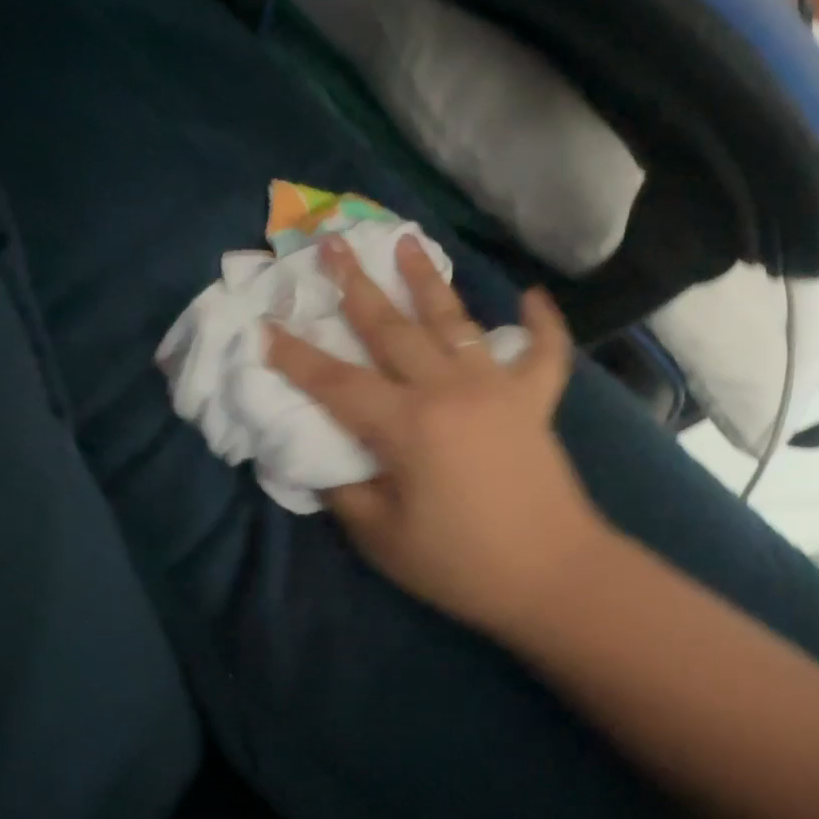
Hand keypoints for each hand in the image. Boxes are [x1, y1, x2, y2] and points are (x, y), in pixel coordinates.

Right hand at [265, 232, 614, 633]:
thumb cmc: (462, 565)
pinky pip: (544, 353)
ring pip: (455, 322)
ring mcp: (497, 389)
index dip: (295, 356)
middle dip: (357, 286)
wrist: (553, 576)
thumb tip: (322, 458)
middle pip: (392, 330)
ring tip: (408, 242)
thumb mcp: (383, 539)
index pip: (336, 382)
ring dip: (428, 282)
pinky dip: (543, 324)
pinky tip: (533, 294)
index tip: (265, 325)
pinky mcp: (535, 402)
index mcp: (407, 425)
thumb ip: (345, 492)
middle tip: (333, 243)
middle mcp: (449, 390)